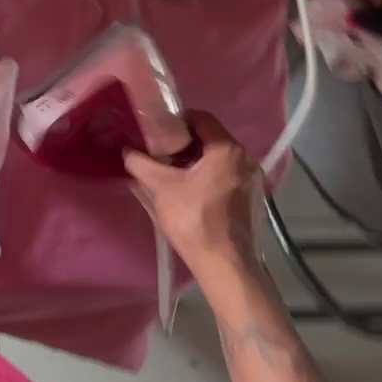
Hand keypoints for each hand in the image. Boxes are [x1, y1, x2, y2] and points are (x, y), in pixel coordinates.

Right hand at [124, 111, 262, 282]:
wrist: (226, 264)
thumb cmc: (193, 219)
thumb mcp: (160, 187)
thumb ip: (140, 163)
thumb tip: (128, 151)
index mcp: (227, 150)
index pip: (200, 118)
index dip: (175, 120)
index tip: (155, 133)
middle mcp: (246, 159)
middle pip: (210, 138)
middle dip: (182, 143)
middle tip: (158, 154)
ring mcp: (253, 180)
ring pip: (218, 159)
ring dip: (194, 161)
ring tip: (171, 175)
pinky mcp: (253, 198)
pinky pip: (226, 176)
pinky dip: (207, 177)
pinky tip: (190, 194)